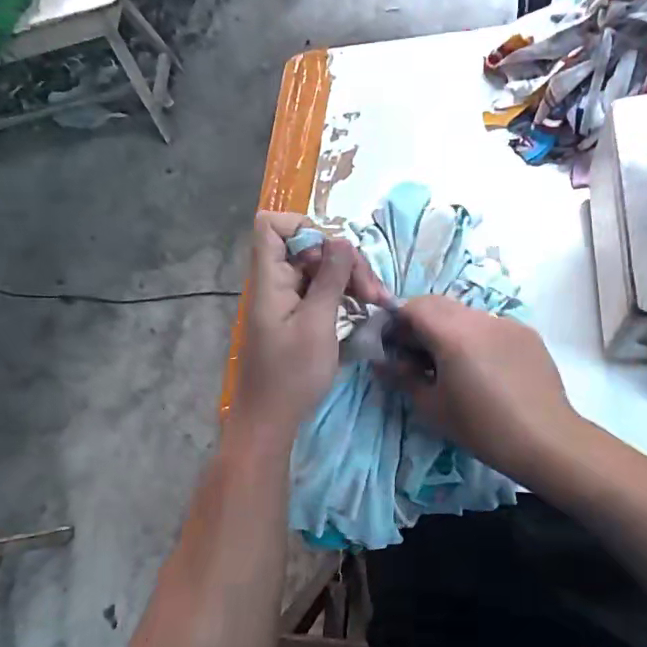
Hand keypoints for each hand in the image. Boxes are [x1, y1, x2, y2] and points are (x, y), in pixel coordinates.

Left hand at [235, 212, 384, 433]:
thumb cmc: (291, 374)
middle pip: (308, 248)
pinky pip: (321, 293)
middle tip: (372, 292)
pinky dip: (344, 298)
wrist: (270, 421)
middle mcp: (275, 284)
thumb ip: (329, 279)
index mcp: (270, 280)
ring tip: (377, 303)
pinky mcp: (298, 319)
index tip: (334, 255)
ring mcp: (287, 302)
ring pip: (320, 271)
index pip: (271, 226)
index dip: (303, 228)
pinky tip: (366, 312)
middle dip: (343, 262)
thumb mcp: (317, 324)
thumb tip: (341, 240)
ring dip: (350, 281)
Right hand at [380, 296, 583, 481]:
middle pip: (439, 305)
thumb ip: (403, 377)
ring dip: (449, 330)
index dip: (397, 323)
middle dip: (421, 324)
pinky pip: (492, 327)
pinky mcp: (528, 334)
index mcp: (453, 333)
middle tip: (416, 357)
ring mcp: (508, 323)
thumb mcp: (432, 407)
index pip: (414, 307)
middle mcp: (481, 318)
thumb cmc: (482, 427)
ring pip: (467, 315)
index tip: (392, 348)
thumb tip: (382, 362)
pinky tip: (484, 371)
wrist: (545, 440)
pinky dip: (477, 338)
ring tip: (451, 366)